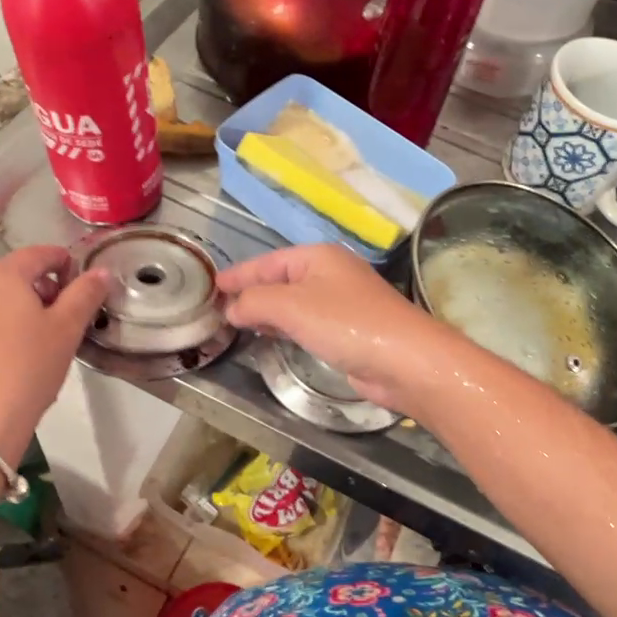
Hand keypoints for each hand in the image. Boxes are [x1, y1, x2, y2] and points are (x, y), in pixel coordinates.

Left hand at [0, 246, 109, 461]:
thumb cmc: (27, 370)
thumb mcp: (67, 330)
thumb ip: (85, 295)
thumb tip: (101, 272)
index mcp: (2, 272)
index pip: (41, 253)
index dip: (66, 265)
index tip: (81, 288)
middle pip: (14, 272)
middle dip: (41, 287)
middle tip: (62, 317)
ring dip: (18, 305)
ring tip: (37, 337)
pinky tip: (10, 353)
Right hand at [217, 244, 457, 410]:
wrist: (404, 360)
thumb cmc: (346, 324)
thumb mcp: (292, 306)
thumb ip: (255, 302)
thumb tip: (231, 307)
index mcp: (318, 256)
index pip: (268, 261)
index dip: (239, 274)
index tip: (211, 286)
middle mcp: (331, 273)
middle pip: (281, 279)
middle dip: (251, 293)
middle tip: (218, 308)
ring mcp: (342, 302)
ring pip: (294, 302)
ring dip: (267, 311)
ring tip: (237, 323)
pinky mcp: (349, 330)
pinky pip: (307, 322)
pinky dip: (286, 327)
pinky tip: (272, 337)